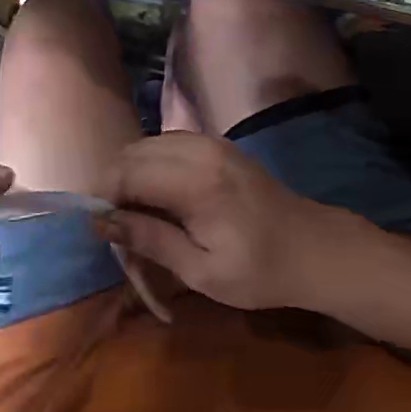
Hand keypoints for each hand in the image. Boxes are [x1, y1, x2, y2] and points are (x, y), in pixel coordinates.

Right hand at [96, 131, 353, 311]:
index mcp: (195, 182)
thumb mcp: (201, 270)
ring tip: (135, 212)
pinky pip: (167, 142)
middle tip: (116, 225)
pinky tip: (158, 193)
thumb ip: (150, 240)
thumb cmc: (259, 271)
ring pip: (147, 143)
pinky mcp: (215, 142)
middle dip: (113, 184)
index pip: (127, 172)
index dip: (103, 195)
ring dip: (130, 172)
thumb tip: (102, 221)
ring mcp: (209, 141)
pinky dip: (151, 162)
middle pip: (133, 152)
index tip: (98, 228)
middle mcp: (198, 149)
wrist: (312, 246)